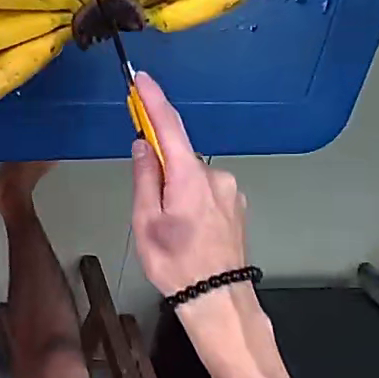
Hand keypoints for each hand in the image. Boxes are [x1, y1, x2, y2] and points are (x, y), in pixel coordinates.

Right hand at [129, 72, 248, 295]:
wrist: (218, 299)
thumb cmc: (177, 265)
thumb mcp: (146, 222)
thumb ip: (145, 178)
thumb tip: (143, 146)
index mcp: (190, 177)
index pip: (168, 126)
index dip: (153, 99)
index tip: (141, 78)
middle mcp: (215, 175)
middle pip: (179, 155)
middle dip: (160, 167)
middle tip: (150, 205)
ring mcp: (231, 190)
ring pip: (193, 175)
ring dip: (176, 187)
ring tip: (171, 229)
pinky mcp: (237, 204)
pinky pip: (207, 188)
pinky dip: (192, 197)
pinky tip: (188, 228)